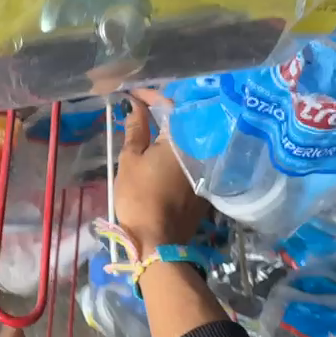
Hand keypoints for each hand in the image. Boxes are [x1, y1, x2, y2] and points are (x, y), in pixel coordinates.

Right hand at [118, 90, 208, 258]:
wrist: (157, 242)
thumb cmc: (139, 196)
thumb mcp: (131, 158)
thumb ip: (135, 128)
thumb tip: (136, 106)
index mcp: (182, 139)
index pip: (169, 106)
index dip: (150, 96)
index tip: (132, 94)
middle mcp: (200, 149)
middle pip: (184, 120)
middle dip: (163, 110)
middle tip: (141, 106)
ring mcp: (204, 168)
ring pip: (189, 138)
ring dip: (172, 128)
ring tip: (150, 124)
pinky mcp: (203, 184)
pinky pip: (192, 156)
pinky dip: (178, 147)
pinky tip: (162, 148)